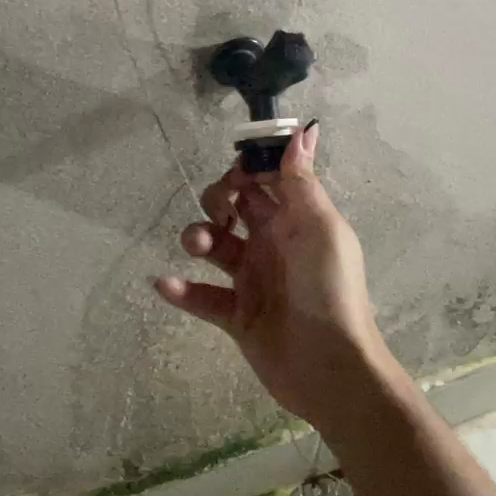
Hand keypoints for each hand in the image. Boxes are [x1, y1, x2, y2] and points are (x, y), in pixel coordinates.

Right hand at [155, 123, 405, 429]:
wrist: (330, 366)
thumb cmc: (328, 288)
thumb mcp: (320, 227)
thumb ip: (301, 181)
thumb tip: (304, 130)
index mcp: (295, 218)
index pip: (265, 179)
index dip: (247, 169)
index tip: (236, 172)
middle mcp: (271, 242)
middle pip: (233, 205)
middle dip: (219, 198)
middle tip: (221, 212)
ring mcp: (251, 279)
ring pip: (213, 245)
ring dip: (198, 237)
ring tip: (199, 245)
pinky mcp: (235, 315)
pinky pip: (201, 297)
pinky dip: (181, 290)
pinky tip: (166, 284)